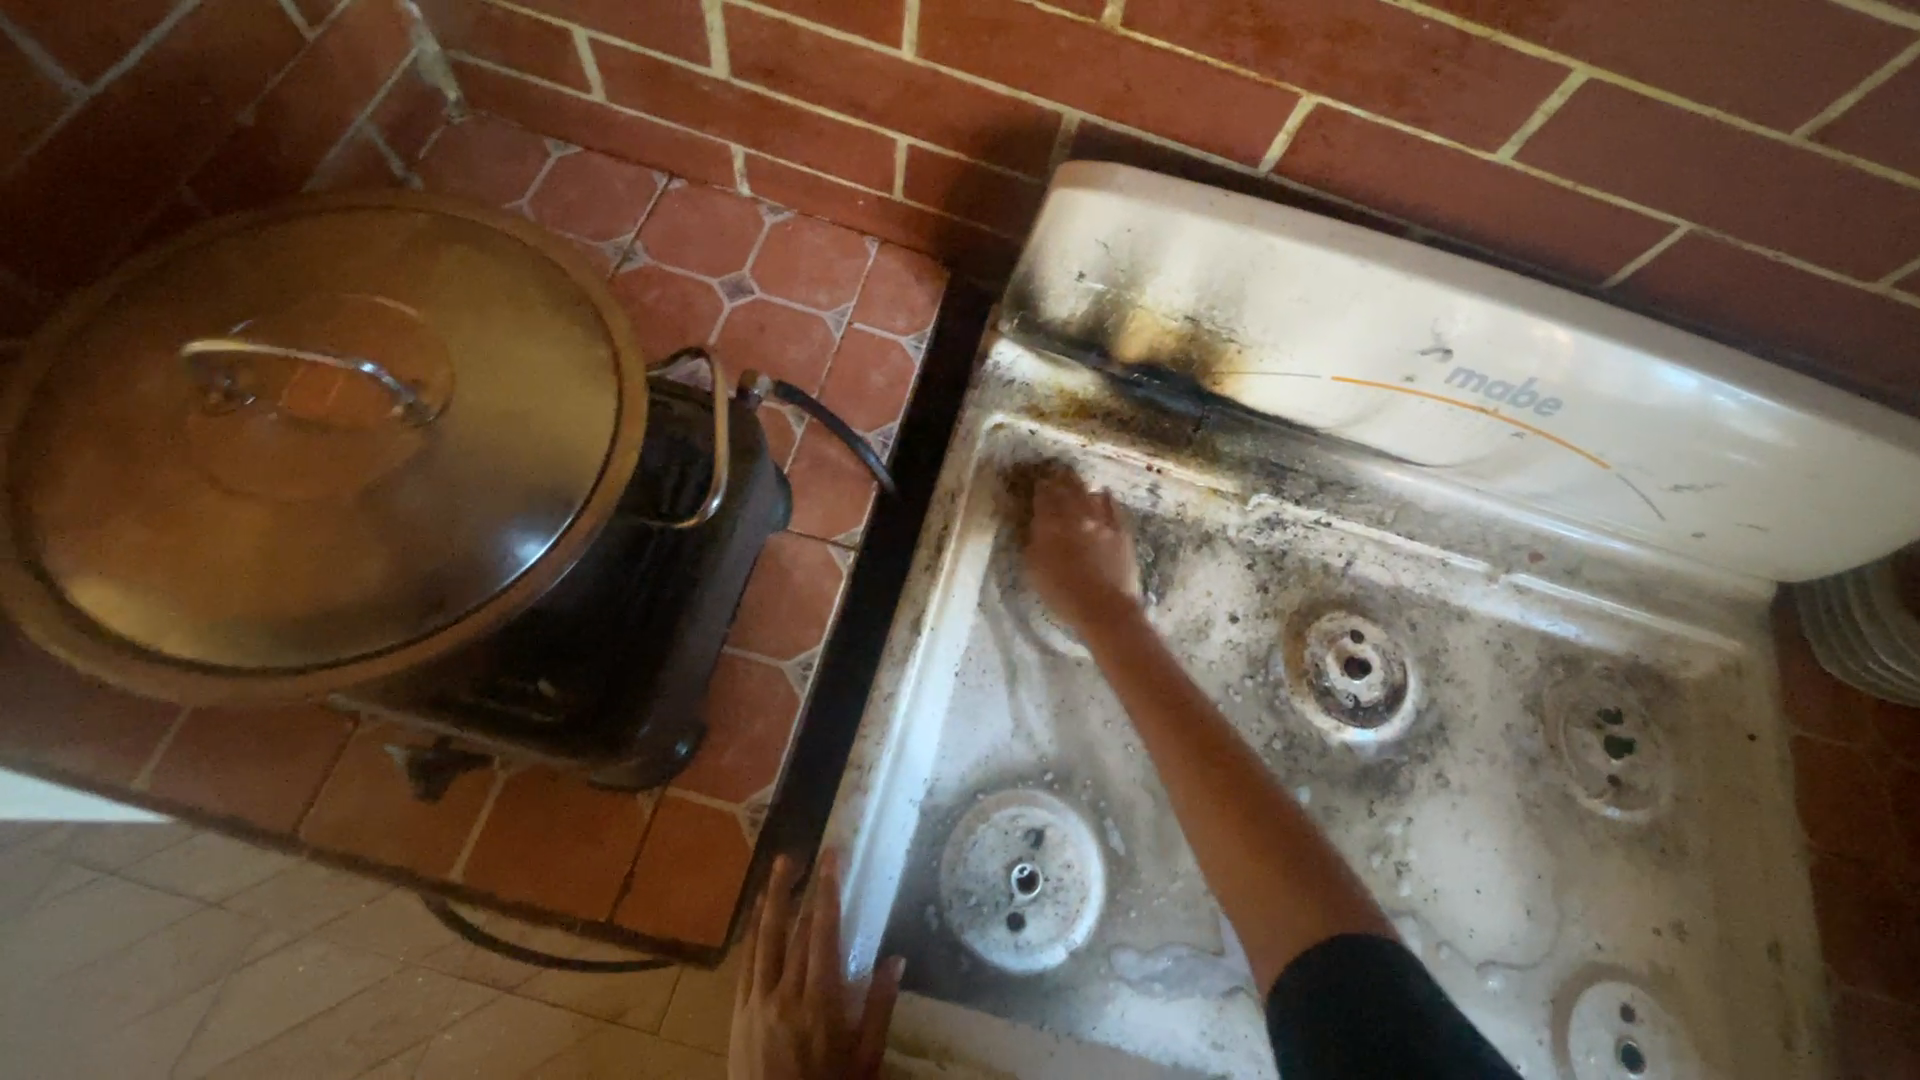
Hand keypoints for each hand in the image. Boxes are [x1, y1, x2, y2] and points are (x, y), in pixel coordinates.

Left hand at [730, 852, 904, 1079]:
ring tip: (778, 866)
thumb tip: (895, 959)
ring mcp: (757, 1004)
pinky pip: (745, 965)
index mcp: (821, 1005)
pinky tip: (757, 914)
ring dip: (772, 899)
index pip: (824, 935)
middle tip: (809, 852)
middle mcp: (786, 996)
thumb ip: (878, 1008)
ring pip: (764, 940)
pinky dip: (752, 934)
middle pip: (794, 931)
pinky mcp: (738, 1015)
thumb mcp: (865, 1060)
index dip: (828, 894)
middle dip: (802, 888)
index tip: (831, 860)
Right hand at [1023, 469, 1140, 633]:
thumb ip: (1033, 544)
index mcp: (1051, 526)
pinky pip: (1113, 507)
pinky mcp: (1121, 532)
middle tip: (1056, 471)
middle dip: (1060, 479)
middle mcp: (1077, 517)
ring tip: (1075, 478)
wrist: (1104, 608)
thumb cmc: (1063, 595)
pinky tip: (1103, 493)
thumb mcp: (1035, 571)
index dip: (1040, 488)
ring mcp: (1102, 522)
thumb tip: (1036, 526)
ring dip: (1081, 485)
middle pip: (1067, 490)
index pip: (1043, 499)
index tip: (1038, 482)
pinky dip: (1106, 498)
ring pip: (1089, 494)